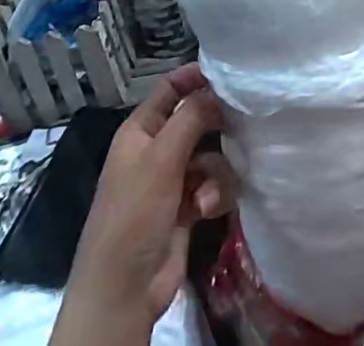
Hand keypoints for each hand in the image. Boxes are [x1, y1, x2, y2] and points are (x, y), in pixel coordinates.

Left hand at [50, 65, 234, 345]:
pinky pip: (213, 186)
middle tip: (238, 125)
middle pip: (196, 121)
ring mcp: (173, 180)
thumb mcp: (161, 159)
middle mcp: (156, 150)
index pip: (170, 89)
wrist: (125, 288)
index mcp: (139, 131)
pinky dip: (214, 196)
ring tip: (207, 195)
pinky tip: (208, 212)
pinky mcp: (188, 207)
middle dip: (216, 128)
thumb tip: (218, 90)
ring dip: (216, 173)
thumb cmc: (135, 214)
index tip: (230, 74)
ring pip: (211, 156)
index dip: (195, 77)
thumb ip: (191, 117)